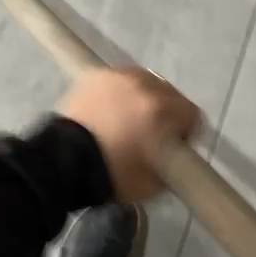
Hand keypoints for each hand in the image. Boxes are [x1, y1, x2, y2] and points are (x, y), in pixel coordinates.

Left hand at [61, 66, 201, 202]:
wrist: (64, 161)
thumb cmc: (113, 175)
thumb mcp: (155, 182)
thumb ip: (174, 162)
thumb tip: (177, 153)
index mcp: (162, 111)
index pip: (191, 113)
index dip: (186, 131)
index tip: (175, 144)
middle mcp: (144, 85)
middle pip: (170, 94)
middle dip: (166, 112)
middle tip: (153, 131)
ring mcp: (119, 76)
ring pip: (146, 81)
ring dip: (145, 97)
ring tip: (131, 116)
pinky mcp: (98, 74)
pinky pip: (122, 79)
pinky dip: (123, 91)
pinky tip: (113, 107)